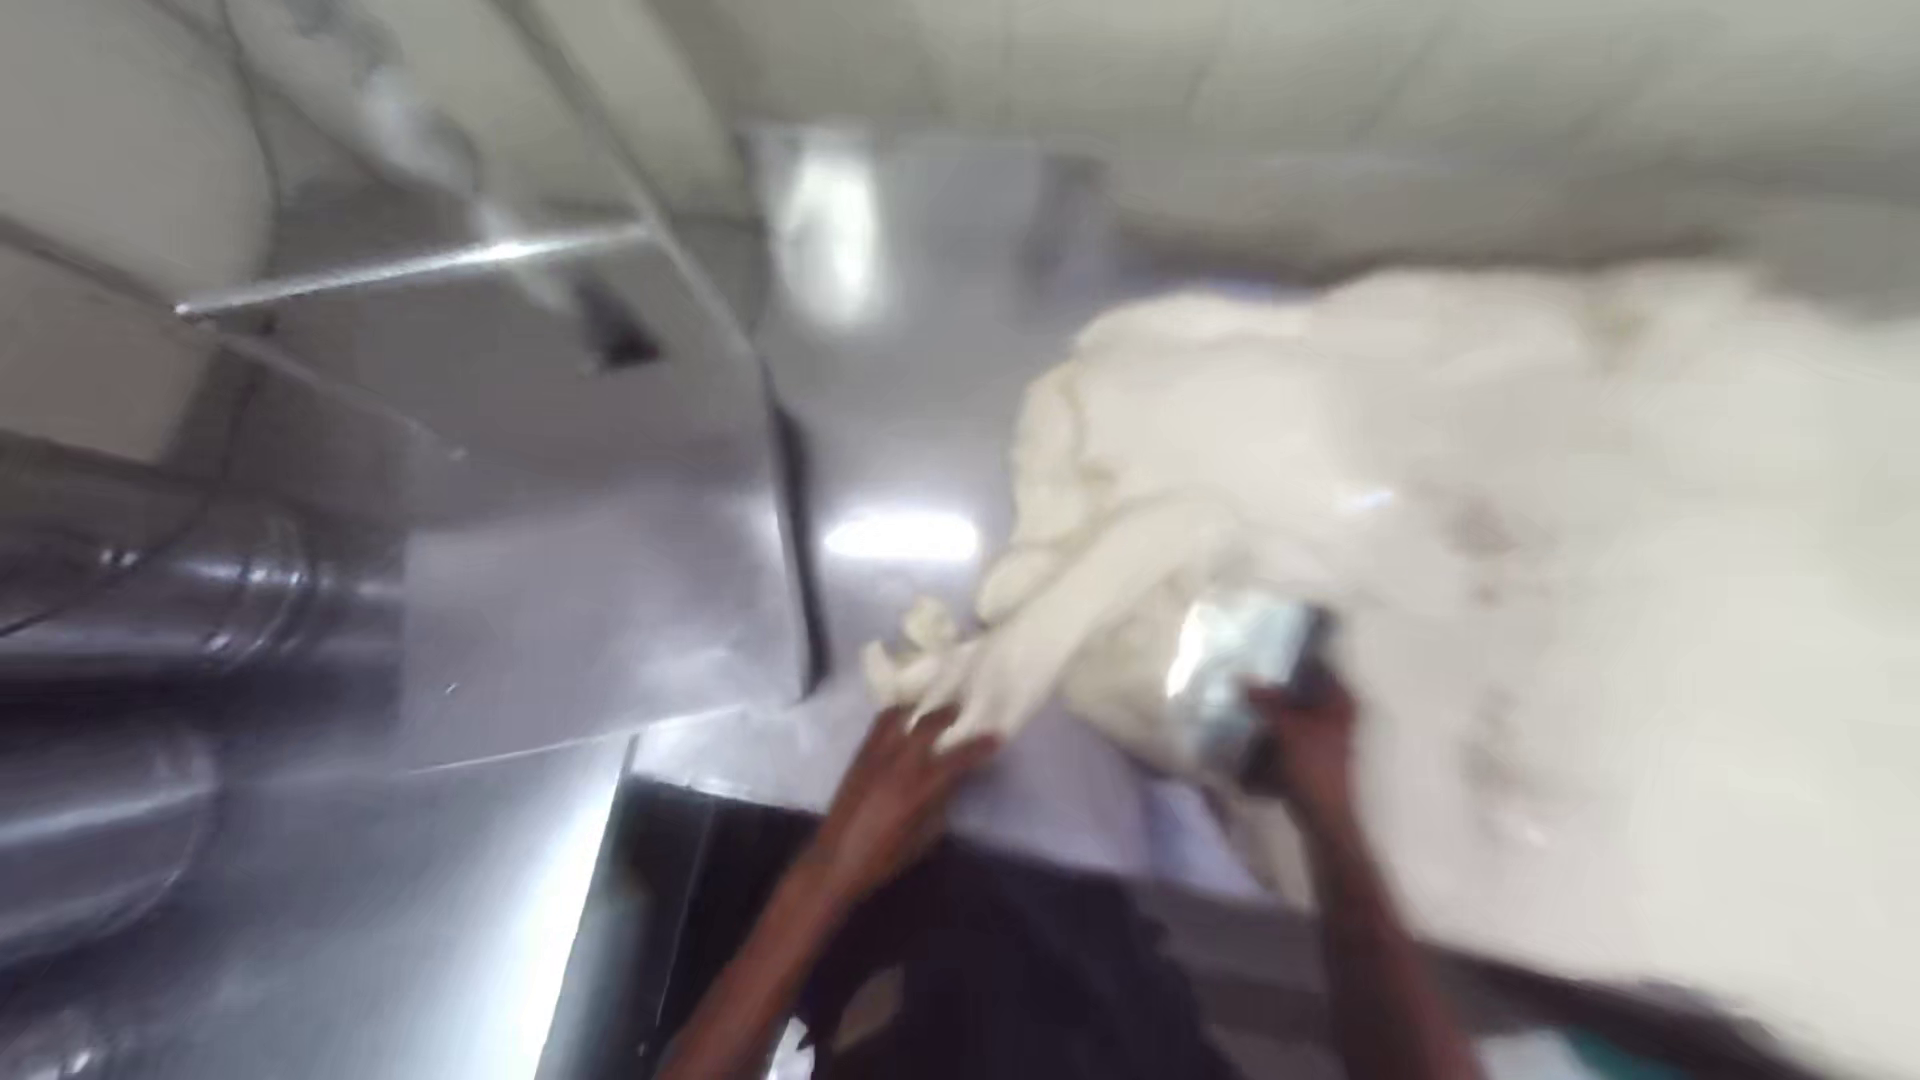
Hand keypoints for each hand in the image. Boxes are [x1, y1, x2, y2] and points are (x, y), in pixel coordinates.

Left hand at [801, 705, 999, 908]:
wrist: (834, 861)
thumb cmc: (883, 858)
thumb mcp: (923, 837)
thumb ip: (939, 803)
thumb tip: (950, 780)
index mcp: (917, 789)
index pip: (956, 759)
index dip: (978, 746)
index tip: (995, 736)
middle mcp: (897, 764)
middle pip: (927, 724)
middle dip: (947, 713)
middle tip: (960, 709)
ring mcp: (875, 756)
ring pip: (899, 716)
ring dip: (918, 709)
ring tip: (929, 708)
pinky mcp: (859, 756)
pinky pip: (879, 724)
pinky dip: (896, 716)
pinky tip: (902, 720)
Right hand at [1246, 667, 1358, 830]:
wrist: (1324, 815)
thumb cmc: (1311, 765)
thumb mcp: (1284, 727)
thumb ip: (1265, 701)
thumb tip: (1242, 679)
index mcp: (1343, 702)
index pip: (1321, 665)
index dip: (1297, 655)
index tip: (1270, 648)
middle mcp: (1342, 713)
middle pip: (1308, 686)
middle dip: (1281, 681)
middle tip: (1251, 669)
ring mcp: (1331, 733)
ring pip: (1299, 707)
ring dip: (1277, 703)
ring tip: (1247, 694)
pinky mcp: (1317, 751)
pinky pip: (1294, 727)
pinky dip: (1277, 723)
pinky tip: (1254, 723)